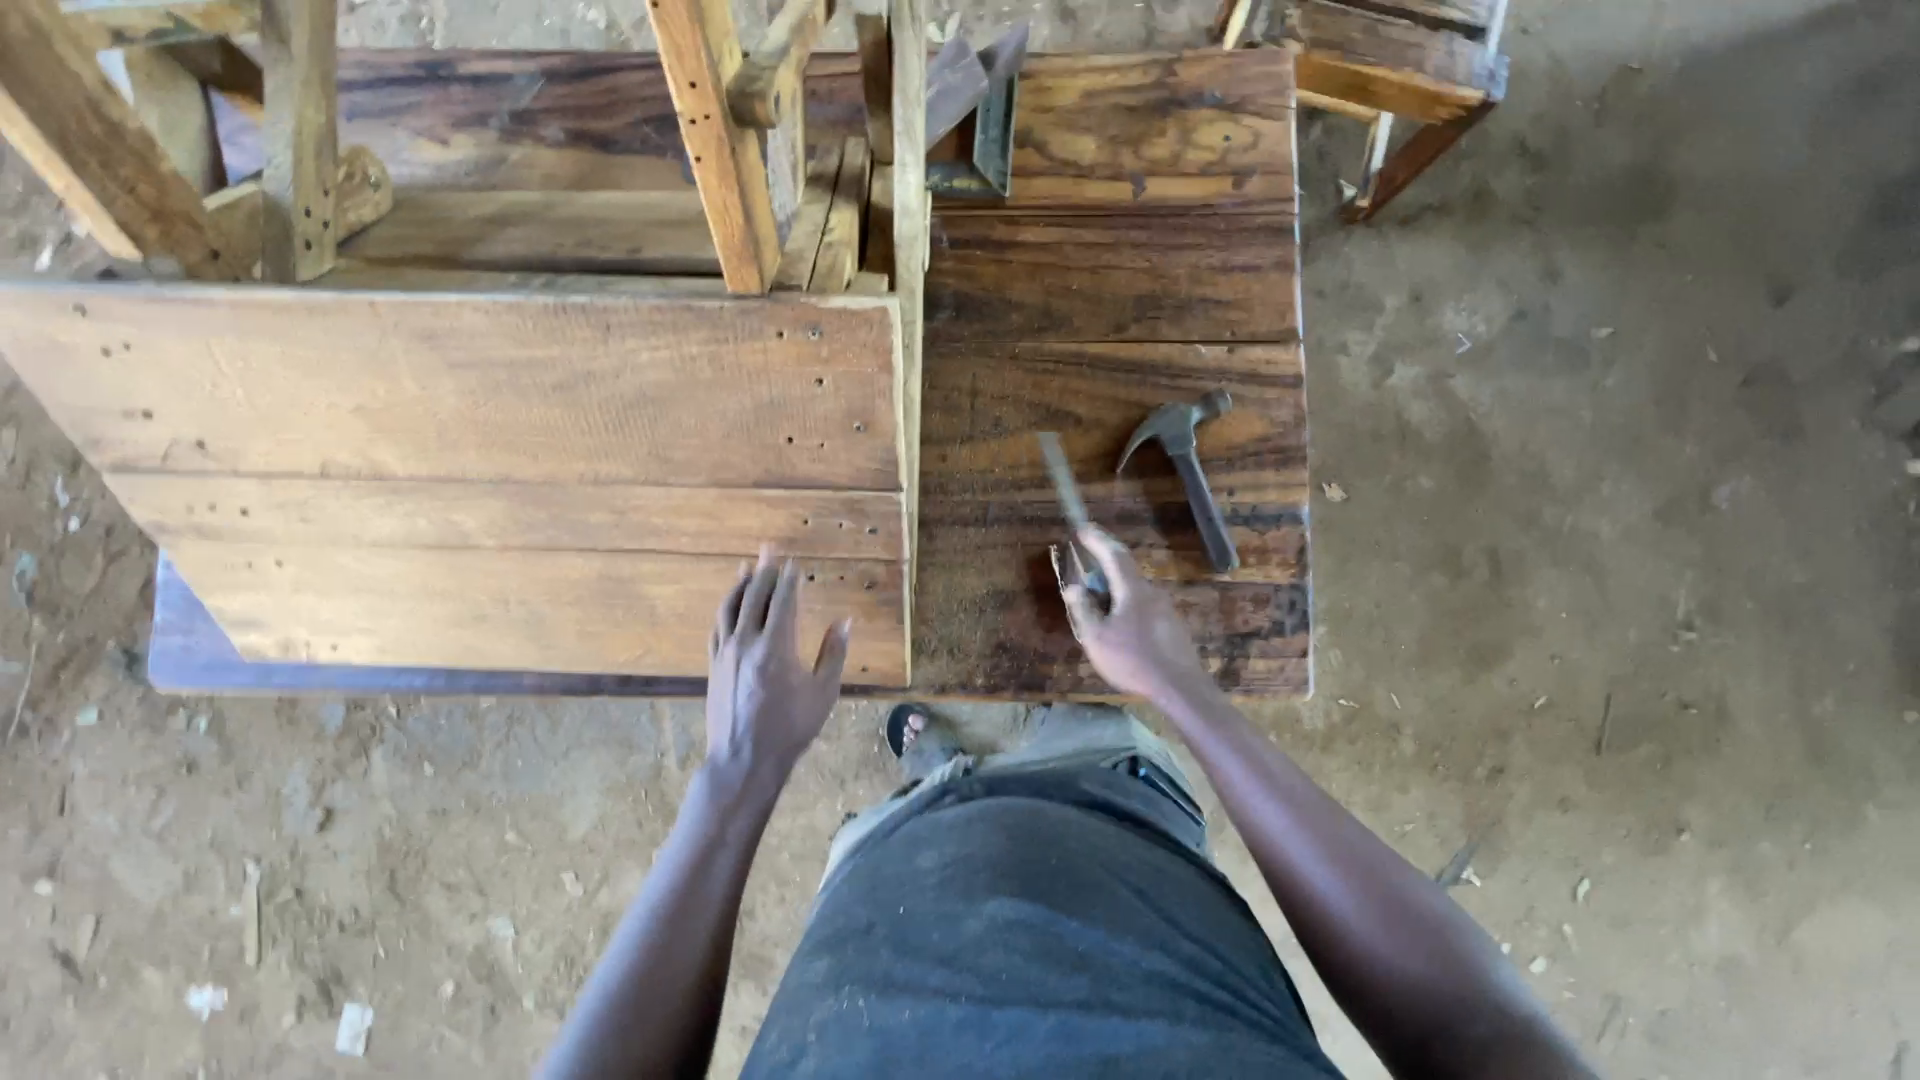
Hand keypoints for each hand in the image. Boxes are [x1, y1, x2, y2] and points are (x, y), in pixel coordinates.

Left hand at [705, 549, 851, 776]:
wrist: (744, 760)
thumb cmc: (790, 729)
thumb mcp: (823, 692)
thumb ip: (833, 653)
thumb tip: (845, 621)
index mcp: (777, 647)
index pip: (784, 601)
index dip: (790, 579)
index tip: (795, 564)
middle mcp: (747, 642)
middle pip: (755, 596)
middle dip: (765, 570)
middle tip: (770, 549)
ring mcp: (726, 652)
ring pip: (731, 607)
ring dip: (741, 584)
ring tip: (747, 567)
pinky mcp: (714, 664)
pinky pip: (718, 626)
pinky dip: (726, 607)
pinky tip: (731, 603)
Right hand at [1063, 526, 1214, 702]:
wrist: (1180, 687)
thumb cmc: (1133, 660)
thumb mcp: (1096, 638)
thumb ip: (1083, 610)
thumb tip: (1074, 587)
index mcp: (1133, 590)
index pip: (1114, 554)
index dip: (1097, 540)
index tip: (1082, 529)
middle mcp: (1152, 592)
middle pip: (1124, 573)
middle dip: (1102, 571)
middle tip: (1084, 581)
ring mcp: (1165, 609)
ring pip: (1133, 593)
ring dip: (1114, 595)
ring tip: (1098, 616)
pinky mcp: (1171, 626)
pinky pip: (1143, 608)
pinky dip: (1126, 610)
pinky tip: (1120, 634)